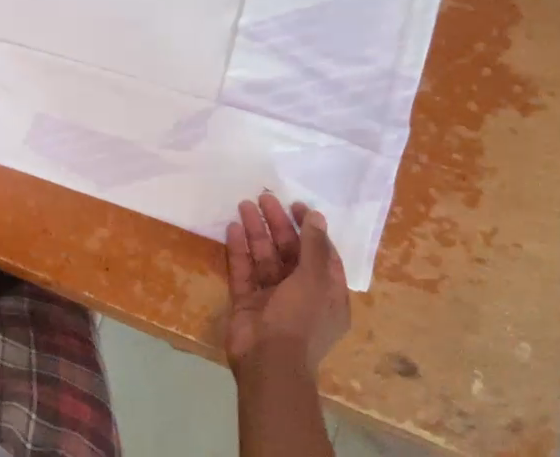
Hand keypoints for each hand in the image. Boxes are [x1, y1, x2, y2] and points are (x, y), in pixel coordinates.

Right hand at [224, 193, 349, 376]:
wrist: (268, 360)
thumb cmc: (300, 320)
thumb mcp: (313, 281)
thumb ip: (313, 248)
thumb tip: (316, 217)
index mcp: (327, 294)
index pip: (321, 255)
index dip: (311, 230)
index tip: (297, 205)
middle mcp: (301, 294)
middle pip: (290, 253)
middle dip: (279, 225)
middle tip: (264, 198)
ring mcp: (272, 298)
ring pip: (265, 258)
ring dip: (256, 232)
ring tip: (243, 205)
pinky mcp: (247, 301)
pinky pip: (243, 270)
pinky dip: (239, 250)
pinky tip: (232, 228)